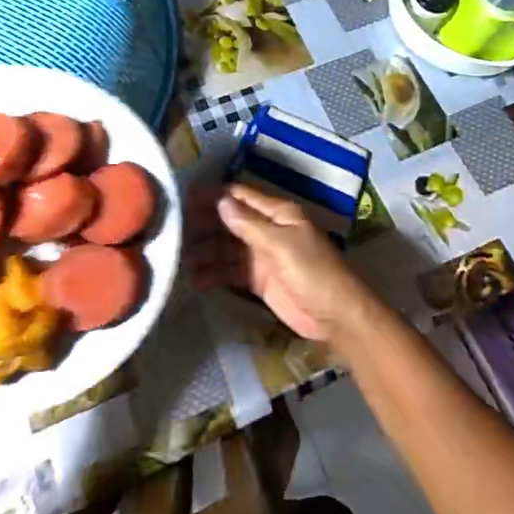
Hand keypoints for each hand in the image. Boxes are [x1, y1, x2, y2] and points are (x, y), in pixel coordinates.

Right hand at [188, 182, 378, 342]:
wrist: (338, 318)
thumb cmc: (313, 273)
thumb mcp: (281, 244)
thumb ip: (248, 224)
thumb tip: (220, 200)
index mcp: (277, 214)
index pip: (239, 197)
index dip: (213, 196)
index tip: (184, 198)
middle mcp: (267, 230)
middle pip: (229, 222)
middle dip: (203, 225)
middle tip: (174, 231)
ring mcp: (262, 255)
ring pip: (226, 248)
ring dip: (205, 253)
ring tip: (181, 262)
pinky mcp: (259, 280)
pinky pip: (231, 272)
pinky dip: (214, 275)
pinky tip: (196, 280)